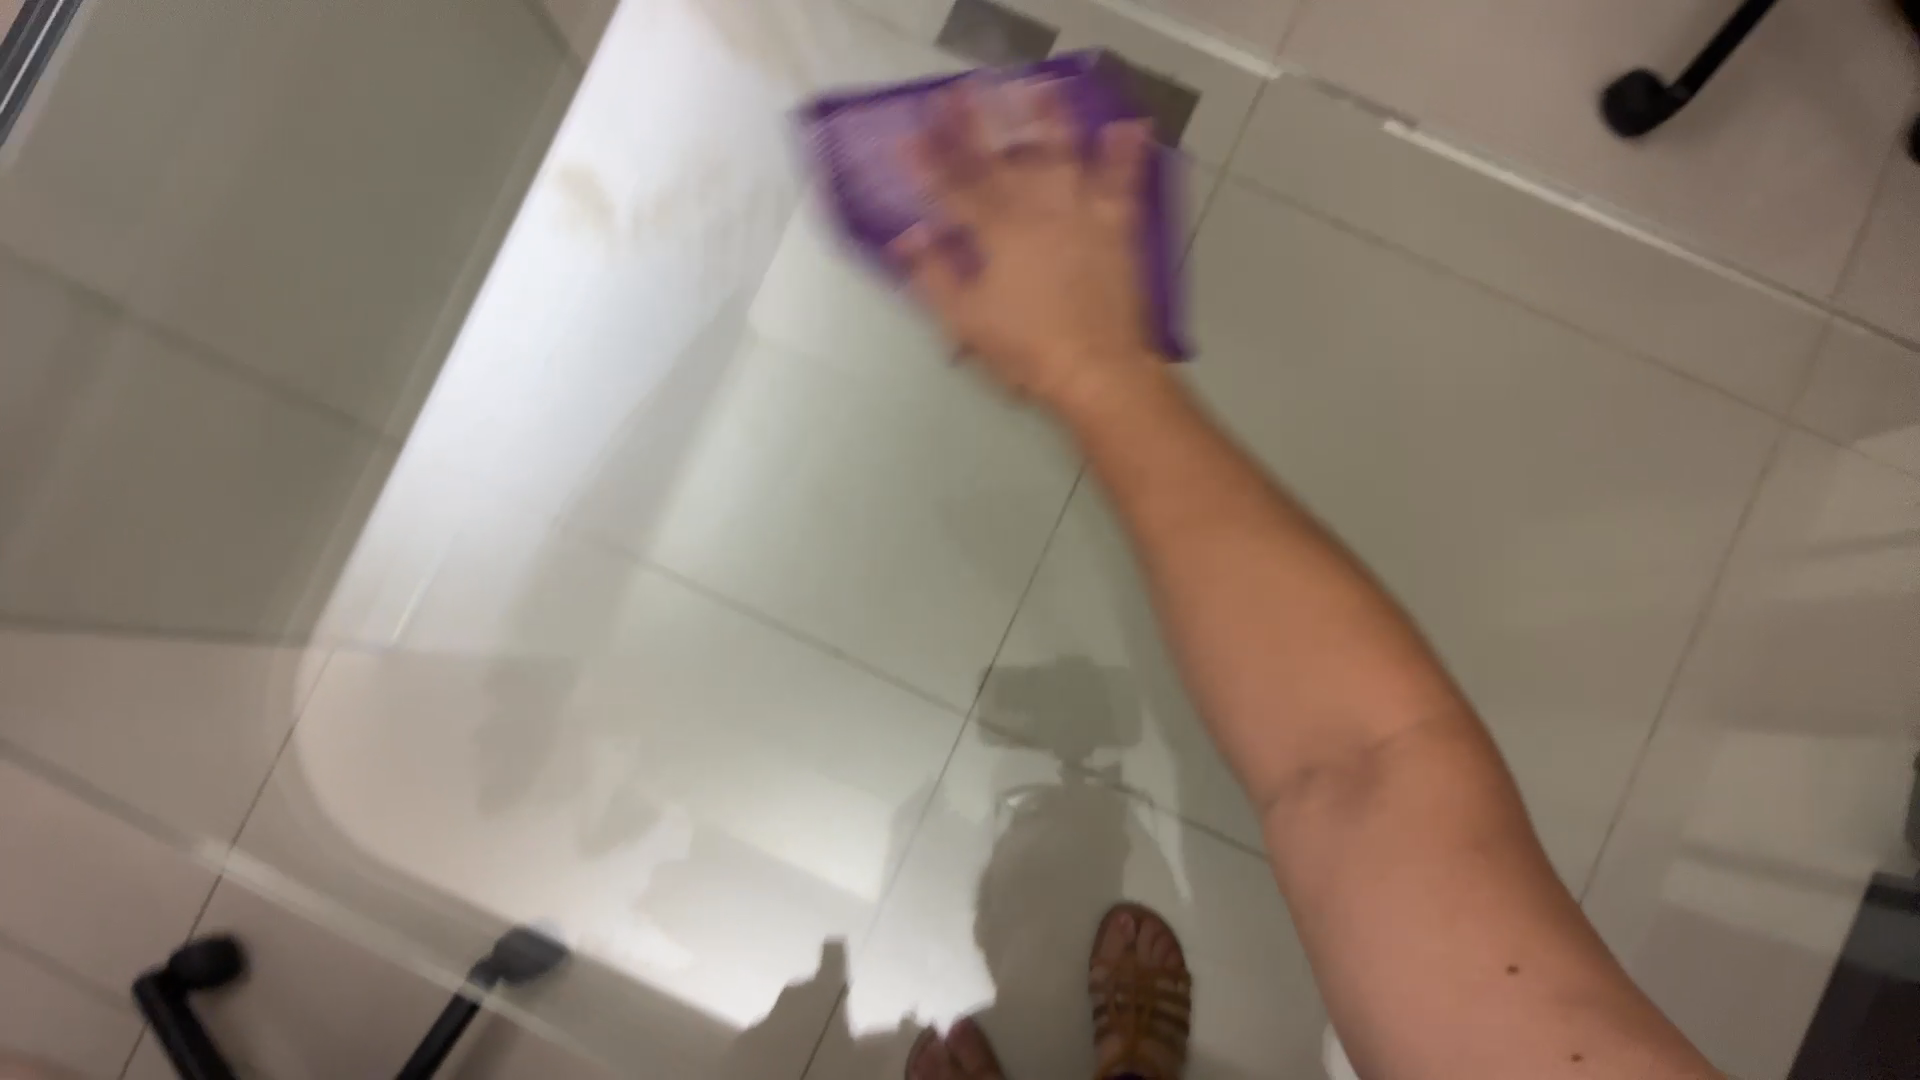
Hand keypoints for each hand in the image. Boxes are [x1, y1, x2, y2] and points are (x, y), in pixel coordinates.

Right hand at [892, 78, 1164, 414]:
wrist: (1098, 369)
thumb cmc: (1026, 351)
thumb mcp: (967, 320)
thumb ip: (934, 275)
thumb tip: (906, 237)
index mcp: (996, 233)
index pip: (953, 188)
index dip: (927, 161)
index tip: (906, 136)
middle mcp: (1038, 209)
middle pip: (1001, 159)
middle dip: (975, 124)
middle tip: (959, 90)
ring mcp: (1081, 214)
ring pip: (1062, 154)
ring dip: (1048, 118)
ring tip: (1038, 86)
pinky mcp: (1117, 228)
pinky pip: (1122, 183)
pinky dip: (1125, 155)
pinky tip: (1127, 126)